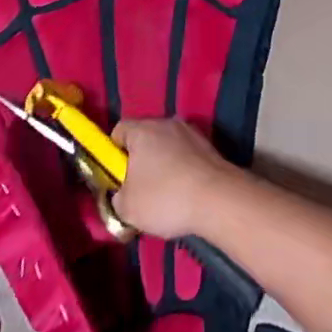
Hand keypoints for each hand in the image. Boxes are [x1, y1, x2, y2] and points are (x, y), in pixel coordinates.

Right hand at [110, 119, 244, 239]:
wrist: (218, 198)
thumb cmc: (165, 197)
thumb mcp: (127, 208)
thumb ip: (117, 197)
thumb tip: (122, 194)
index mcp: (142, 130)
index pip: (119, 130)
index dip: (113, 152)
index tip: (117, 176)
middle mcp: (166, 122)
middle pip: (145, 137)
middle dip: (139, 160)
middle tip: (139, 190)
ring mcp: (191, 132)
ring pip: (167, 146)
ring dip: (163, 164)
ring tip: (165, 196)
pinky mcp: (209, 145)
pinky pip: (186, 155)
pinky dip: (182, 169)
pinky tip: (185, 193)